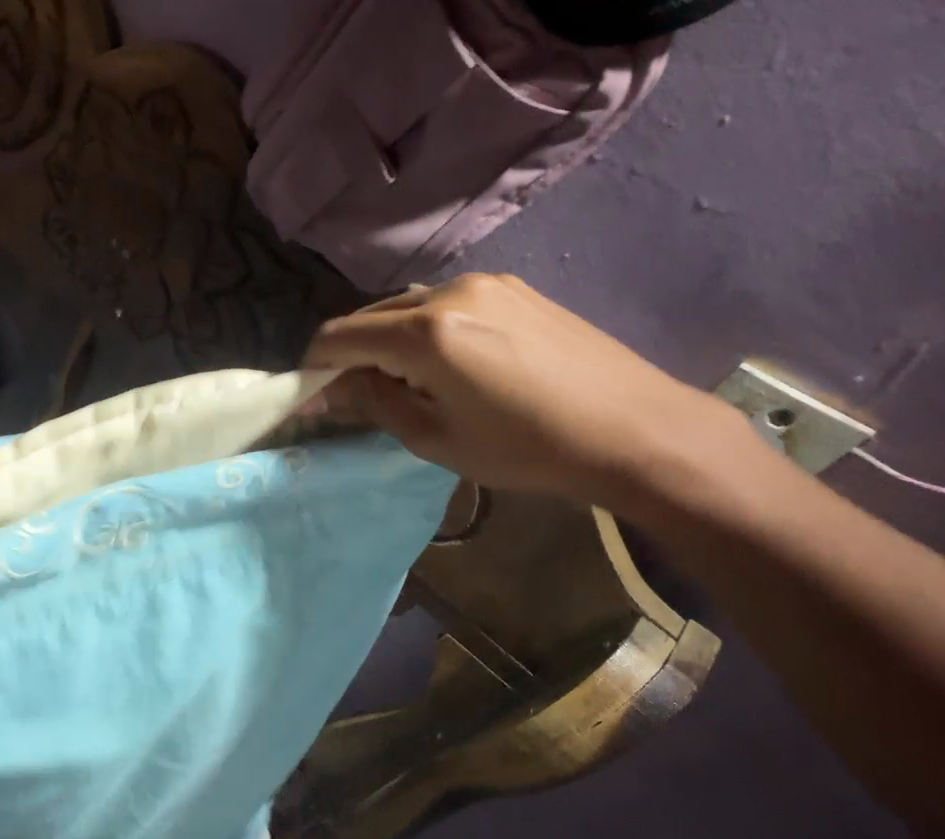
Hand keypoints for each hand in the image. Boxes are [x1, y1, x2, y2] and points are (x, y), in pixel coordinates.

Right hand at [301, 273, 761, 508]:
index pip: (337, 336)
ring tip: (402, 384)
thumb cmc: (525, 448)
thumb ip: (373, 402)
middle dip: (348, 354)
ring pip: (406, 307)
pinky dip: (423, 330)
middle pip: (368, 315)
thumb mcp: (434, 437)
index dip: (312, 368)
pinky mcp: (516, 288)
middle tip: (352, 397)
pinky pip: (444, 303)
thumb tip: (331, 388)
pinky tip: (444, 366)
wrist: (635, 430)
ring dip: (386, 340)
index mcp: (424, 333)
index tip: (310, 399)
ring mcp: (488, 284)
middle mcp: (449, 292)